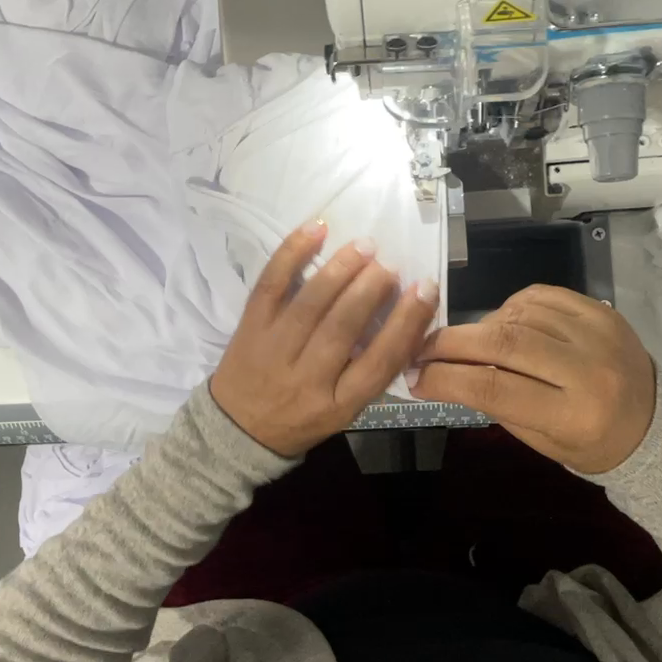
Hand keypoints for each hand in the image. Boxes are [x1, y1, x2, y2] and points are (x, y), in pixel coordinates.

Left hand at [211, 221, 440, 455]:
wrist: (237, 432)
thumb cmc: (302, 418)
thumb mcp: (344, 410)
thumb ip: (371, 370)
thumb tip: (405, 317)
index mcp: (338, 404)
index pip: (380, 362)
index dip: (406, 322)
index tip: (425, 288)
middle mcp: (306, 378)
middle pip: (343, 328)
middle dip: (370, 290)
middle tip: (389, 265)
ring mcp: (274, 350)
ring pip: (310, 304)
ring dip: (340, 270)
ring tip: (364, 246)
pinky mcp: (250, 327)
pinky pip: (271, 285)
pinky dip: (292, 253)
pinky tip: (316, 229)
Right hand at [412, 285, 654, 472]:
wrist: (651, 427)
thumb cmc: (587, 443)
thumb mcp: (538, 438)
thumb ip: (492, 401)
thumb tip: (437, 372)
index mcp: (574, 414)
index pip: (495, 387)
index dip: (446, 378)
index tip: (414, 376)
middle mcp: (589, 368)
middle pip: (504, 342)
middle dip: (451, 342)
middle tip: (422, 349)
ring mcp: (598, 332)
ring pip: (518, 314)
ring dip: (481, 326)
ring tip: (466, 342)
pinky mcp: (601, 310)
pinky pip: (540, 295)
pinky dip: (510, 307)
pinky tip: (502, 323)